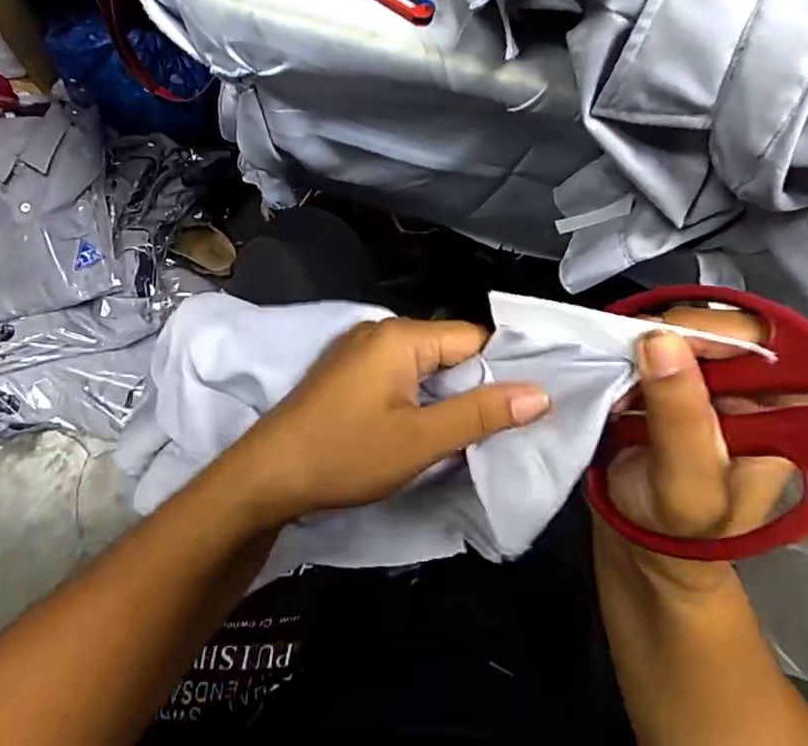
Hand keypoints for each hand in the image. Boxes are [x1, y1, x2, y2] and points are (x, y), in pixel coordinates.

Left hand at [211, 317, 550, 528]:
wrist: (268, 475)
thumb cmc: (345, 454)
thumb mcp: (420, 440)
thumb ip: (480, 414)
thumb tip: (539, 393)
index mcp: (399, 336)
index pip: (472, 338)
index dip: (505, 369)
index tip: (533, 402)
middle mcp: (378, 331)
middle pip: (448, 350)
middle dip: (477, 385)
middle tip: (510, 425)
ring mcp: (359, 351)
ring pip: (425, 366)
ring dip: (448, 395)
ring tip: (477, 431)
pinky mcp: (348, 373)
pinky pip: (400, 375)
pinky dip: (420, 398)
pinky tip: (430, 427)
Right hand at [597, 307, 803, 596]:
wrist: (641, 542)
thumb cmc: (679, 528)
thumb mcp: (688, 484)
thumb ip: (680, 418)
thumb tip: (662, 339)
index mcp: (781, 410)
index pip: (767, 343)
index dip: (719, 329)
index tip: (670, 338)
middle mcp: (747, 386)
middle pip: (717, 325)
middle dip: (671, 330)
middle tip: (632, 350)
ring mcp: (702, 379)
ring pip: (676, 329)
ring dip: (641, 336)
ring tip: (617, 361)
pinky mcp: (661, 376)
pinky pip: (646, 341)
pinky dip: (623, 344)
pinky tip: (611, 362)